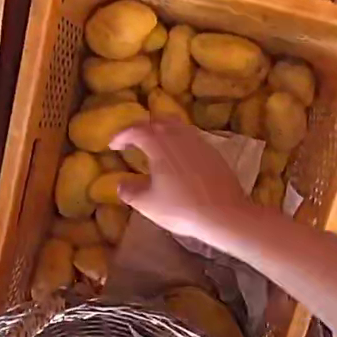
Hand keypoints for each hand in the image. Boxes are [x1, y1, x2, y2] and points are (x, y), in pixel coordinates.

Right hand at [110, 121, 256, 247]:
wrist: (224, 214)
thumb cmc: (181, 208)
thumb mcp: (147, 204)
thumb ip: (130, 191)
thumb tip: (121, 184)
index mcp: (159, 143)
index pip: (136, 130)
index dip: (122, 135)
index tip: (113, 145)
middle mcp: (179, 136)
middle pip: (158, 122)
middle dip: (142, 129)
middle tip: (133, 141)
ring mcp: (200, 142)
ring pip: (177, 127)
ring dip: (163, 133)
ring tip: (155, 148)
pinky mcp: (214, 153)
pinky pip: (191, 139)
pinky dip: (179, 142)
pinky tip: (179, 160)